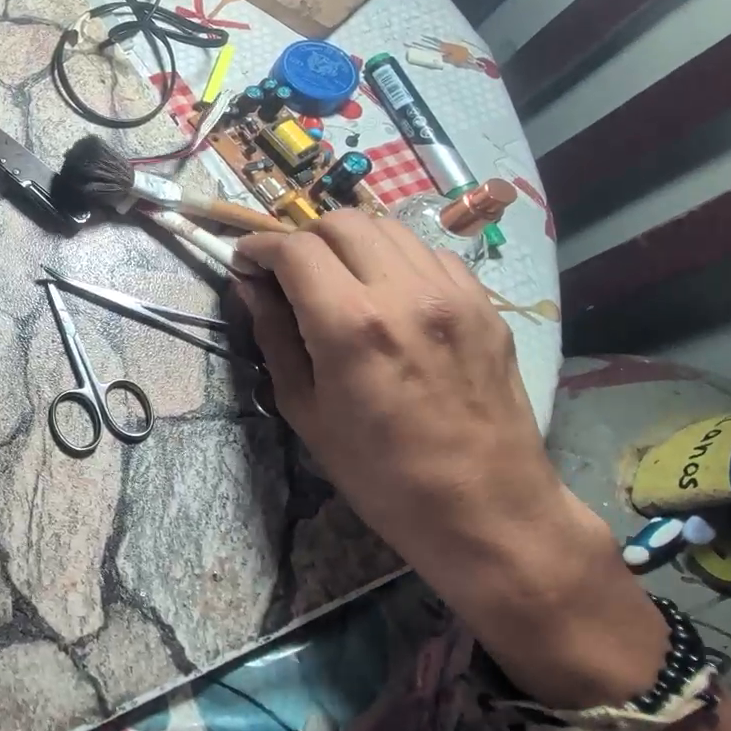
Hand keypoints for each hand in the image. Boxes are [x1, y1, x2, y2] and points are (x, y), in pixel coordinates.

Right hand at [234, 211, 664, 708]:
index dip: (258, 248)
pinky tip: (385, 292)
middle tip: (287, 271)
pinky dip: (394, 257)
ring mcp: (452, 294)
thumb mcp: (304, 407)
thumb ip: (274, 334)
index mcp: (350, 325)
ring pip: (387, 226)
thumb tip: (250, 286)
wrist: (486, 509)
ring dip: (348, 241)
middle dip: (301, 237)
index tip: (244, 263)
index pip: (293, 248)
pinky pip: (428, 253)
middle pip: (340, 221)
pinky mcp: (483, 305)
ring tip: (334, 276)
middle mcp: (404, 293)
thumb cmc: (378, 471)